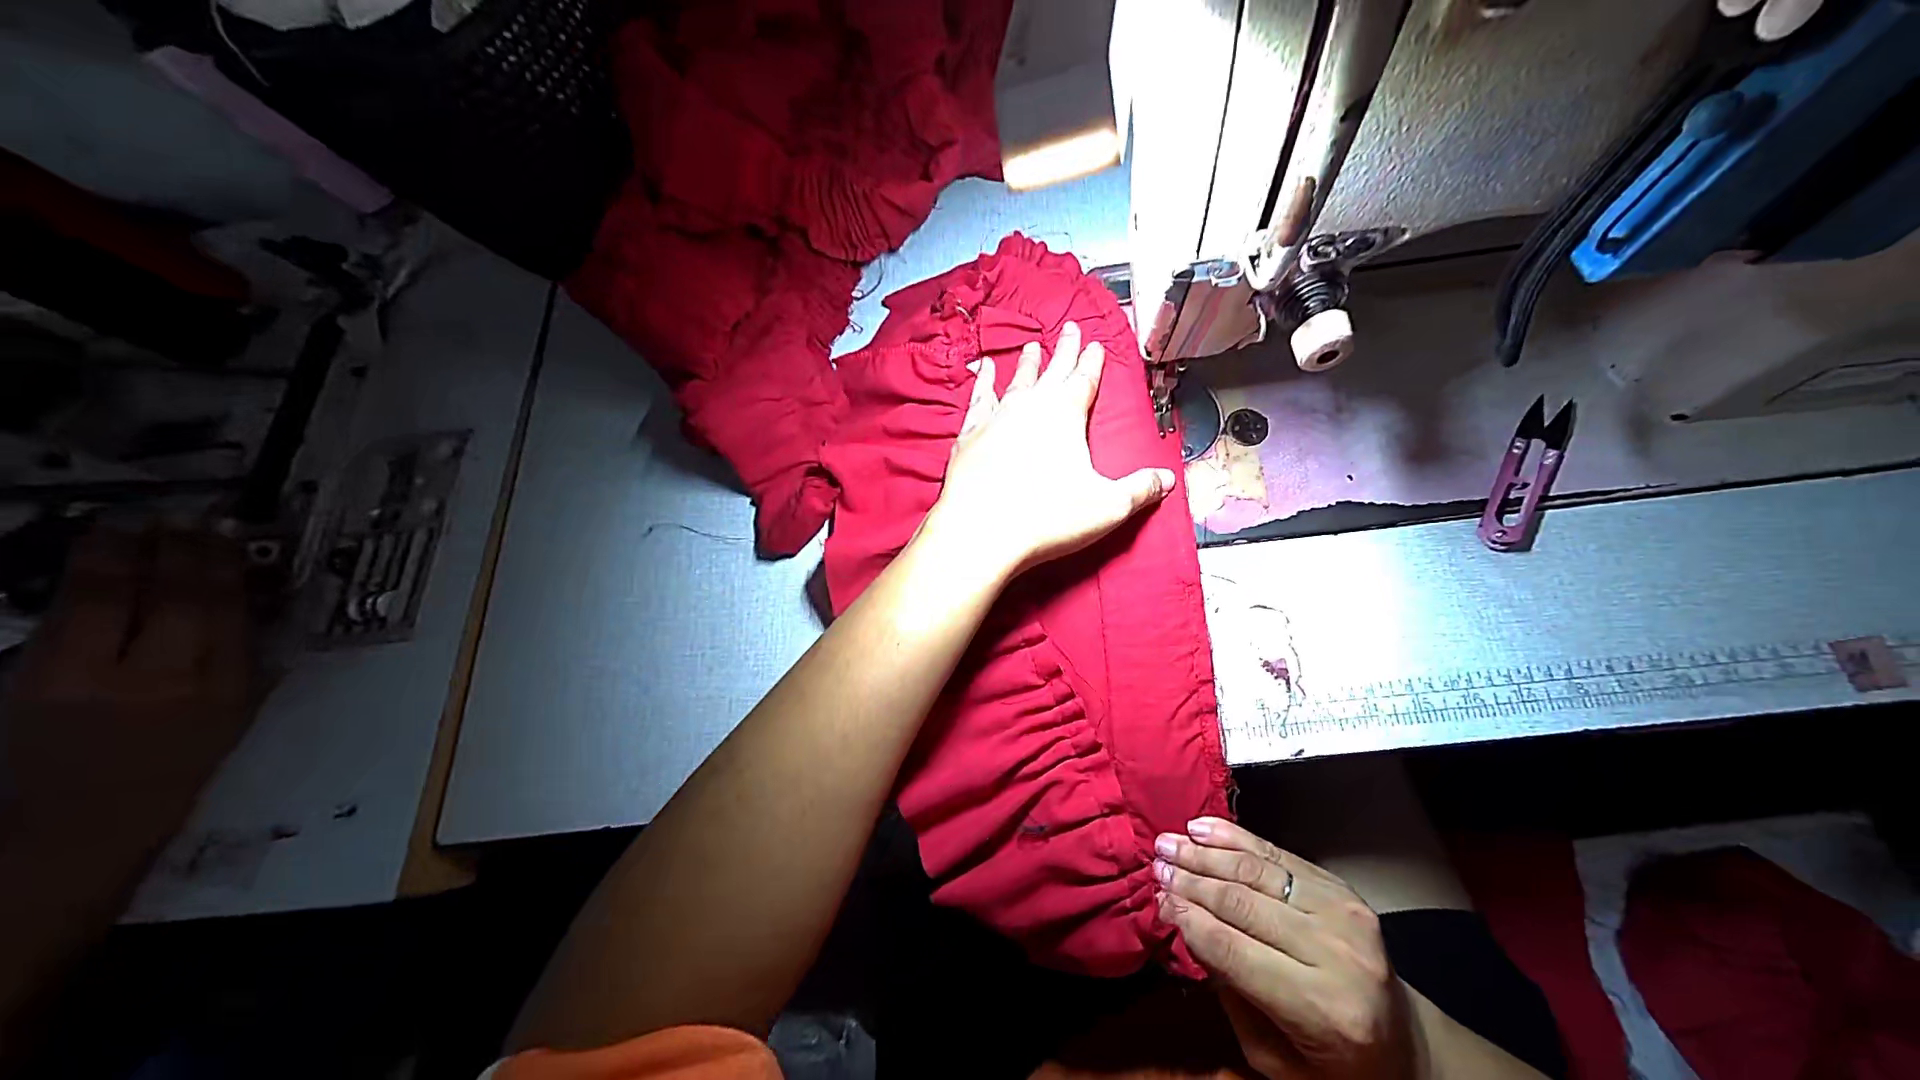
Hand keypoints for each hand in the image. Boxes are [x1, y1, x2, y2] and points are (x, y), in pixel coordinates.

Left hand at [1, 526, 255, 1062]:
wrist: (58, 845)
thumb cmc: (161, 788)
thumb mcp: (222, 729)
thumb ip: (231, 672)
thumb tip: (233, 618)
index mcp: (212, 692)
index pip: (221, 611)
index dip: (220, 565)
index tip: (223, 531)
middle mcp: (152, 677)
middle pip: (165, 594)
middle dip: (172, 550)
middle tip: (182, 517)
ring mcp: (78, 678)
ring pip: (102, 597)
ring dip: (116, 554)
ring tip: (128, 524)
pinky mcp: (24, 684)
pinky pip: (58, 621)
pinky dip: (77, 586)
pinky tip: (87, 566)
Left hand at [918, 321, 1174, 581]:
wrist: (981, 530)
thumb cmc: (1045, 517)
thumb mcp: (1107, 506)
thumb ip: (1139, 489)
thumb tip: (1165, 480)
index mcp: (1066, 413)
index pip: (1085, 378)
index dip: (1093, 361)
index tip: (1096, 345)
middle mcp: (1030, 405)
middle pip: (1053, 370)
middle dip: (1064, 349)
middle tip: (1070, 328)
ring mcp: (996, 417)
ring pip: (1016, 380)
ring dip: (1027, 363)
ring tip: (1032, 346)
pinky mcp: (969, 435)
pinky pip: (979, 399)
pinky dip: (984, 383)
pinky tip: (985, 373)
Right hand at [1153, 818, 1416, 1079]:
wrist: (1406, 1044)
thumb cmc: (1332, 1062)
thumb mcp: (1273, 1054)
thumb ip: (1230, 989)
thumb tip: (1185, 922)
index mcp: (1323, 1008)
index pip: (1233, 950)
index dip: (1189, 919)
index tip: (1157, 898)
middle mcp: (1338, 953)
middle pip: (1242, 903)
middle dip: (1191, 880)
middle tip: (1156, 864)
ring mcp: (1345, 914)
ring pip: (1257, 871)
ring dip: (1206, 854)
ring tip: (1169, 842)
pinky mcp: (1343, 890)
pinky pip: (1280, 855)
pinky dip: (1237, 838)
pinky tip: (1204, 829)